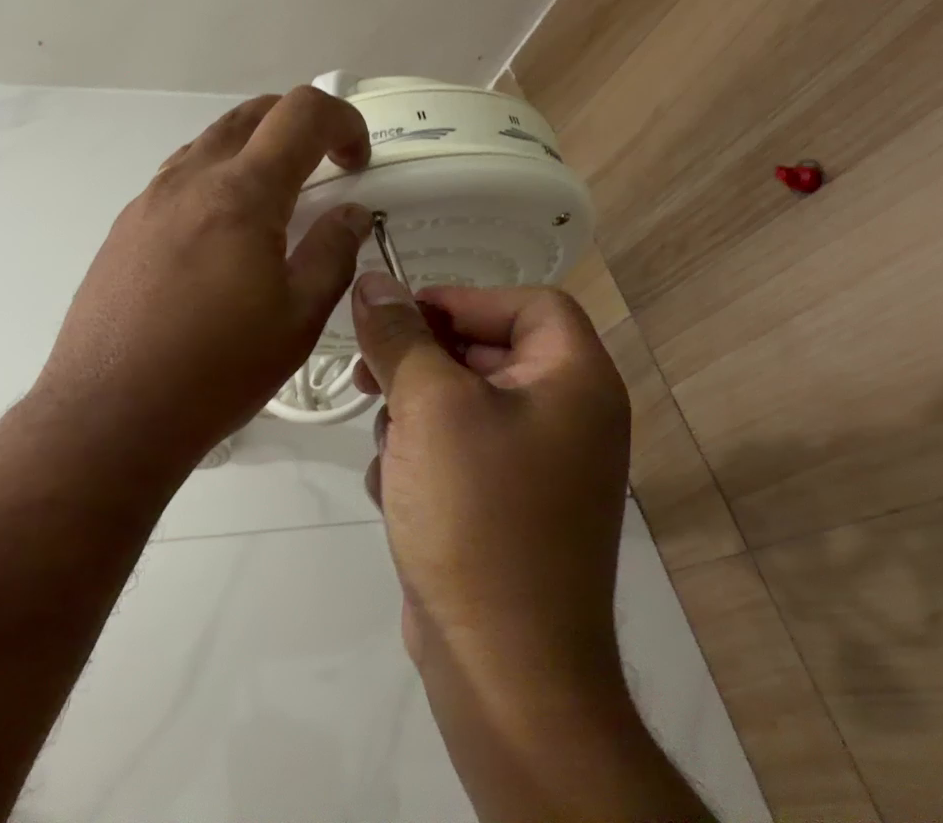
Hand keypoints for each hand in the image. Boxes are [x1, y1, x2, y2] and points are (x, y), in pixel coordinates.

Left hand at [36, 86, 372, 461]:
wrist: (110, 411)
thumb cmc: (215, 370)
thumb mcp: (296, 320)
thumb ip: (331, 254)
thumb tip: (348, 213)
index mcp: (240, 193)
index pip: (300, 112)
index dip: (343, 121)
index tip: (357, 163)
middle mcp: (188, 180)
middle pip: (248, 115)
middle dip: (296, 126)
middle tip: (321, 171)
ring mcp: (147, 202)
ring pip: (207, 146)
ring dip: (250, 155)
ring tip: (270, 210)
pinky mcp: (122, 230)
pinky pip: (176, 183)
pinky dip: (212, 186)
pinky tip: (218, 242)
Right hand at [351, 277, 630, 678]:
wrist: (505, 660)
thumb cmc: (478, 514)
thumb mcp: (430, 408)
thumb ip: (401, 336)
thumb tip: (374, 282)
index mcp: (575, 383)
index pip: (528, 303)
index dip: (461, 300)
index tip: (397, 319)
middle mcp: (568, 420)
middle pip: (487, 355)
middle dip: (420, 366)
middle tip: (366, 378)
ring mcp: (539, 472)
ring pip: (460, 409)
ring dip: (411, 420)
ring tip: (389, 452)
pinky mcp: (506, 513)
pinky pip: (457, 460)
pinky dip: (420, 466)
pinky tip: (397, 496)